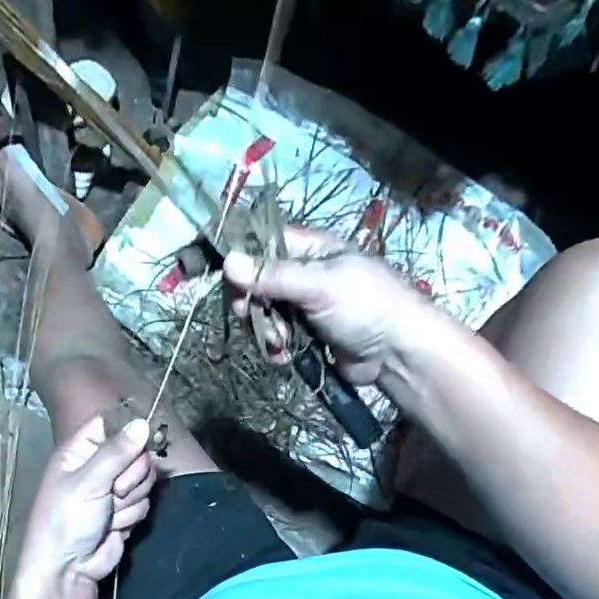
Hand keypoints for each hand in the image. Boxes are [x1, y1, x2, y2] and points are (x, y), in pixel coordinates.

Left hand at [16, 416, 154, 593]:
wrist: (68, 568)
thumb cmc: (66, 521)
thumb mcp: (88, 482)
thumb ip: (117, 452)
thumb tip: (143, 424)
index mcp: (81, 450)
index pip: (112, 424)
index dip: (129, 432)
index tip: (141, 442)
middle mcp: (98, 465)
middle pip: (137, 452)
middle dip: (131, 476)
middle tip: (114, 491)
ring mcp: (114, 488)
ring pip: (145, 479)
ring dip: (130, 499)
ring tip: (108, 513)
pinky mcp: (126, 509)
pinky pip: (145, 501)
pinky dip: (132, 515)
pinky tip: (114, 526)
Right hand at [221, 227, 425, 385]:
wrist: (396, 352)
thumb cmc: (366, 305)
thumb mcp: (320, 285)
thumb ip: (274, 276)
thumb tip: (229, 261)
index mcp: (307, 248)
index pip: (256, 241)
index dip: (229, 253)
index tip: (202, 269)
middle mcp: (300, 273)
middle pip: (252, 281)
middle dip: (247, 302)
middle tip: (250, 316)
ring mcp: (301, 305)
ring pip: (261, 313)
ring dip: (263, 330)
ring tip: (281, 343)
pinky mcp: (304, 335)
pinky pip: (275, 338)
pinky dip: (275, 348)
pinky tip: (284, 357)